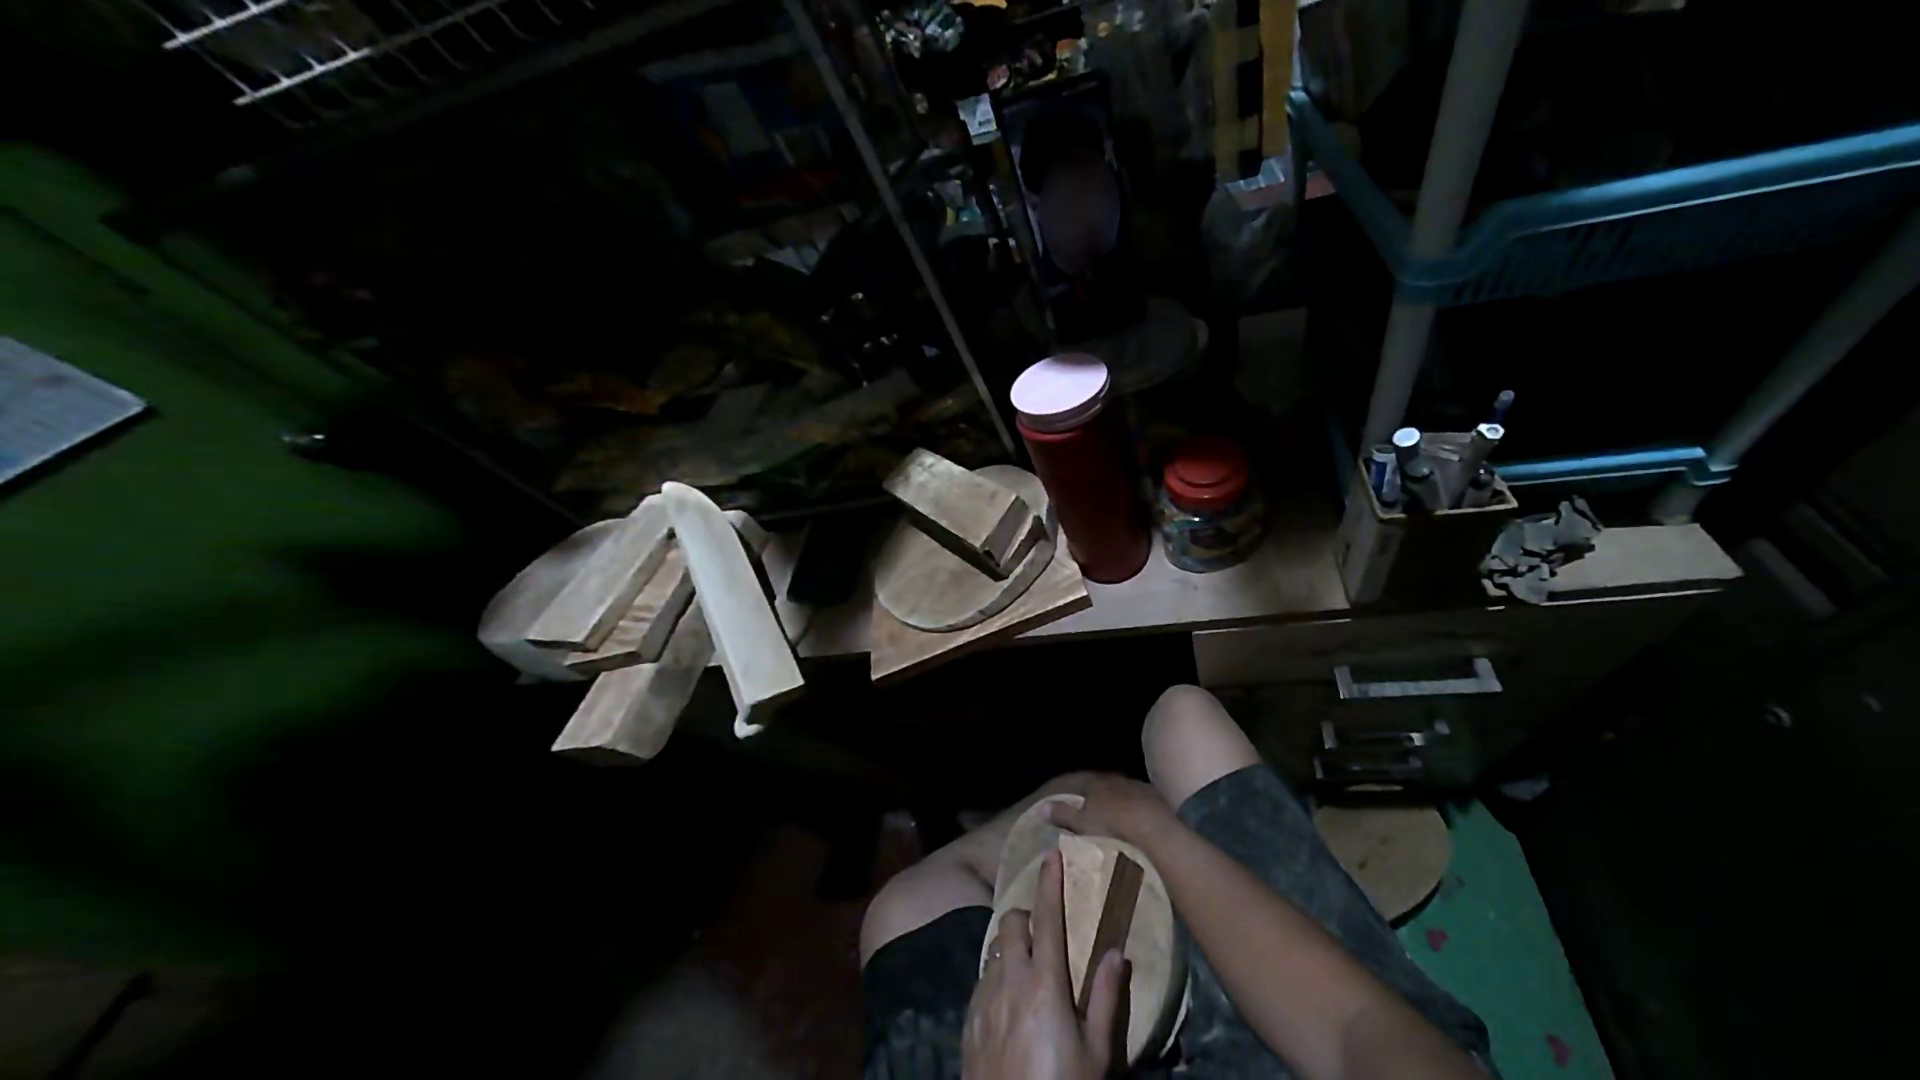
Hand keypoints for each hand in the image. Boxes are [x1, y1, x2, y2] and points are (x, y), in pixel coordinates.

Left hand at [963, 849, 1127, 1079]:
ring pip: (993, 950)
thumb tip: (1116, 952)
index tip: (1051, 854)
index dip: (1049, 884)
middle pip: (1011, 922)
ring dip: (1010, 948)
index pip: (1047, 919)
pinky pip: (981, 979)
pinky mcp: (968, 1017)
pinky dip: (995, 977)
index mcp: (1045, 982)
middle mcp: (1010, 979)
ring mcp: (984, 997)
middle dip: (1025, 917)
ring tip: (1027, 970)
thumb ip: (1105, 998)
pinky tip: (1008, 1003)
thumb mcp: (1097, 1053)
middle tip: (1042, 932)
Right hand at [1045, 774, 1173, 846]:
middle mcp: (1115, 779)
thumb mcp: (1080, 822)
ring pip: (1122, 792)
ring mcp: (1136, 787)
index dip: (1074, 791)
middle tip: (1091, 810)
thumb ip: (1062, 813)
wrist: (1152, 827)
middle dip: (1097, 796)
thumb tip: (1043, 807)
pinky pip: (1140, 802)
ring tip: (1113, 818)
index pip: (1080, 781)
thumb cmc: (1110, 823)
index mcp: (1095, 782)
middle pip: (1102, 785)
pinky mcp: (1155, 799)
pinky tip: (1135, 822)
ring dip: (1117, 802)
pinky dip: (1135, 810)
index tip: (1069, 801)